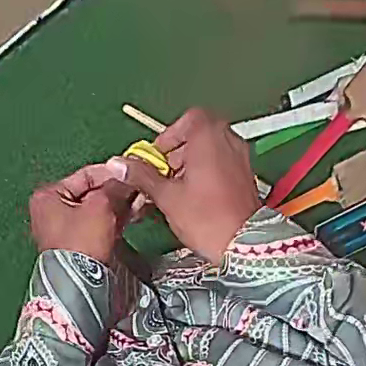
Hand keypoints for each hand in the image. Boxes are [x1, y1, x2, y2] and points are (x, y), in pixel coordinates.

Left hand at [27, 165, 138, 263]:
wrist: (78, 283)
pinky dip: (113, 221)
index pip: (85, 175)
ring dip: (118, 207)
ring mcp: (63, 230)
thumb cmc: (81, 242)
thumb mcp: (100, 206)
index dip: (111, 174)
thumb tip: (126, 177)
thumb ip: (114, 188)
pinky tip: (131, 216)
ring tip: (139, 204)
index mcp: (48, 195)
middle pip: (90, 193)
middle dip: (116, 192)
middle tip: (138, 190)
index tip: (131, 175)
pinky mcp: (76, 245)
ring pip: (96, 210)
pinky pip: (97, 225)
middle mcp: (51, 210)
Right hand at [112, 108, 262, 262]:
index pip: (185, 121)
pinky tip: (194, 199)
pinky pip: (221, 165)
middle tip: (162, 177)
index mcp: (208, 135)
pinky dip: (206, 175)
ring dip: (190, 166)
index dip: (167, 138)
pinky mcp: (245, 176)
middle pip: (197, 136)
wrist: (242, 243)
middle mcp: (228, 140)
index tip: (156, 158)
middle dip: (176, 155)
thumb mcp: (167, 196)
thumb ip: (142, 176)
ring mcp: (240, 158)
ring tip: (176, 191)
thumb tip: (119, 164)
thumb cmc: (207, 219)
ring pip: (209, 152)